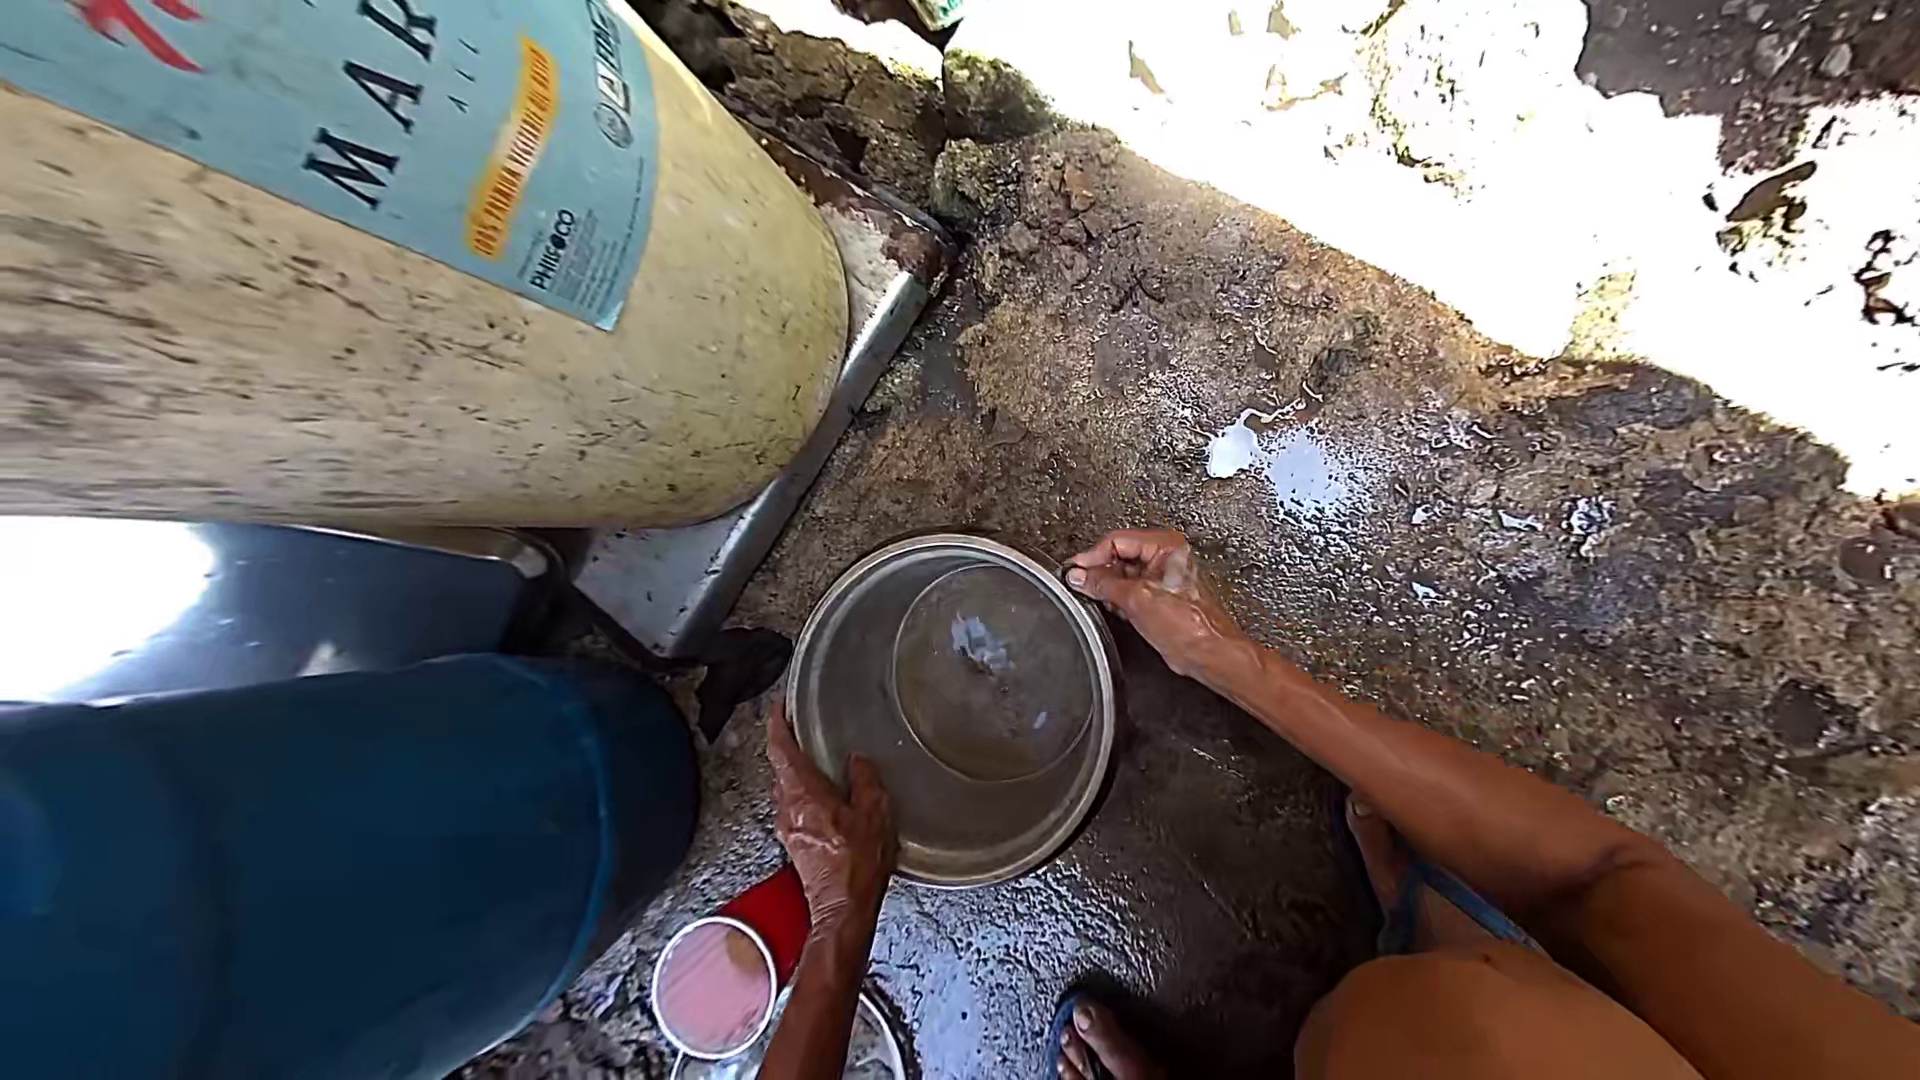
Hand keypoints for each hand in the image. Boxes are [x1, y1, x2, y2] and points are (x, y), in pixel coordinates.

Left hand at [766, 699, 896, 934]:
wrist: (843, 910)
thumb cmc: (858, 865)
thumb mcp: (875, 814)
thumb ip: (865, 780)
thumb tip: (858, 760)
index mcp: (804, 795)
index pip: (780, 750)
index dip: (777, 723)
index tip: (779, 705)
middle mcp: (788, 808)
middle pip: (779, 766)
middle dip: (787, 742)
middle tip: (800, 723)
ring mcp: (788, 826)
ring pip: (785, 785)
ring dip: (795, 766)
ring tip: (814, 752)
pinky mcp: (794, 840)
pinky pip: (793, 803)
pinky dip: (803, 787)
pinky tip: (823, 788)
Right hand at [1066, 529, 1250, 682]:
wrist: (1209, 653)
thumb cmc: (1189, 625)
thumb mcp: (1135, 598)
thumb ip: (1102, 584)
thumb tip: (1079, 576)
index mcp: (1165, 546)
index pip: (1116, 541)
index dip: (1093, 556)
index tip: (1076, 570)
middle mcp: (1166, 557)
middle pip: (1119, 556)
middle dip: (1101, 573)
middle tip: (1085, 586)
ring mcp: (1163, 577)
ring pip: (1123, 574)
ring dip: (1111, 588)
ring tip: (1108, 602)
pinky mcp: (1160, 596)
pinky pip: (1131, 590)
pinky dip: (1121, 599)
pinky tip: (1121, 611)